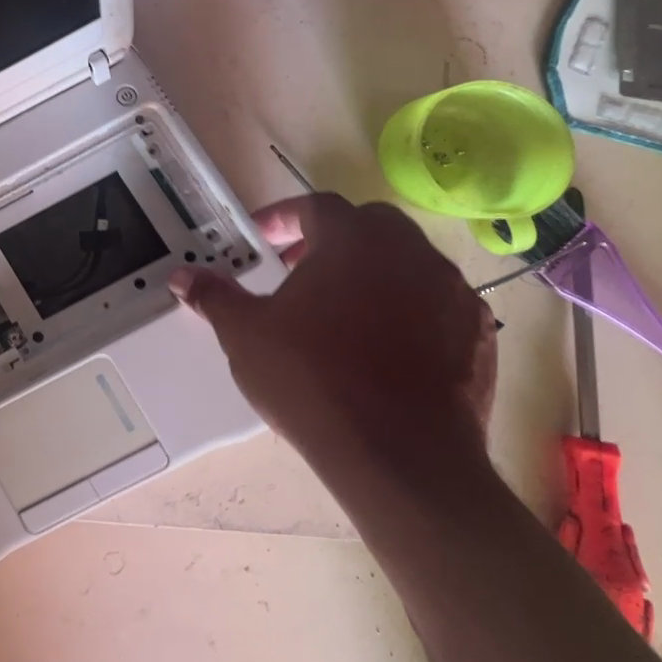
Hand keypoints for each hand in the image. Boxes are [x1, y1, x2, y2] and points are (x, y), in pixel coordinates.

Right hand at [169, 194, 496, 462]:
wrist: (401, 455)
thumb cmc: (312, 377)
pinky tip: (377, 346)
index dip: (283, 217)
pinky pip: (436, 304)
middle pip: (372, 225)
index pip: (317, 206)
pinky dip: (406, 309)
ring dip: (372, 273)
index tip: (260, 240)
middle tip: (298, 267)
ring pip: (409, 264)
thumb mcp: (245, 333)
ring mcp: (454, 296)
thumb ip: (215, 296)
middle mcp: (412, 256)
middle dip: (333, 238)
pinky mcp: (478, 338)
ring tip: (336, 309)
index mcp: (354, 242)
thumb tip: (183, 276)